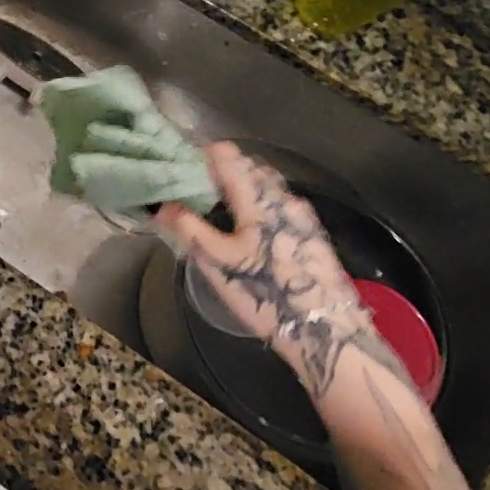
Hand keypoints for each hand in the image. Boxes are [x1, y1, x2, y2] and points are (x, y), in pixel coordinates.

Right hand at [154, 143, 396, 399]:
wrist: (329, 335)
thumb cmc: (267, 294)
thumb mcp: (217, 263)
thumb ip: (187, 228)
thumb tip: (160, 204)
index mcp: (259, 199)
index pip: (228, 155)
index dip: (198, 154)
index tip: (175, 167)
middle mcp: (285, 198)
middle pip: (247, 165)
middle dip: (215, 169)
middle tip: (185, 187)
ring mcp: (302, 215)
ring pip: (263, 184)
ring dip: (235, 185)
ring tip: (208, 205)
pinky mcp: (310, 233)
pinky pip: (275, 202)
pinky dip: (252, 201)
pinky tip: (239, 226)